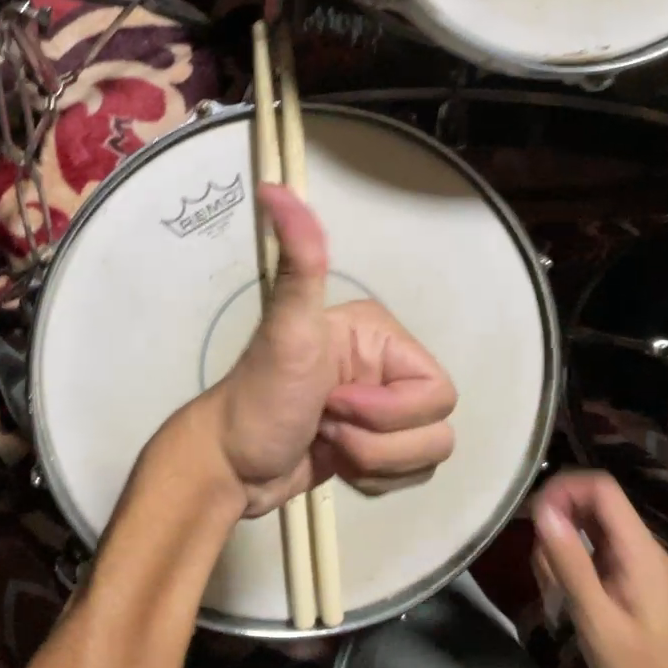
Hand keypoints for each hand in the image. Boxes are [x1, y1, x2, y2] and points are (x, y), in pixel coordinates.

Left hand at [198, 184, 456, 516]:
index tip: (335, 404)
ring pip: (427, 455)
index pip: (439, 392)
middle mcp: (388, 369)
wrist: (229, 466)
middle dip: (377, 443)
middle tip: (326, 423)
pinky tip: (334, 462)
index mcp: (381, 338)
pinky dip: (374, 480)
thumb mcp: (285, 330)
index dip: (391, 412)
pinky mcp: (376, 447)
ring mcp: (382, 410)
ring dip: (373, 463)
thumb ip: (300, 262)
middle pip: (436, 429)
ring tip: (327, 441)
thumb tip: (275, 187)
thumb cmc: (259, 398)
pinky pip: (410, 474)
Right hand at [531, 472, 667, 667]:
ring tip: (553, 594)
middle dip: (557, 524)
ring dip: (561, 551)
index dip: (563, 488)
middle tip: (540, 565)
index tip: (533, 516)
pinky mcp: (631, 584)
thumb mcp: (598, 622)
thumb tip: (542, 509)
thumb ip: (570, 563)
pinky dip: (572, 569)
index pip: (600, 487)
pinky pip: (595, 556)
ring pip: (588, 531)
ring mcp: (637, 567)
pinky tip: (565, 601)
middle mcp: (640, 549)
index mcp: (639, 550)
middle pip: (591, 505)